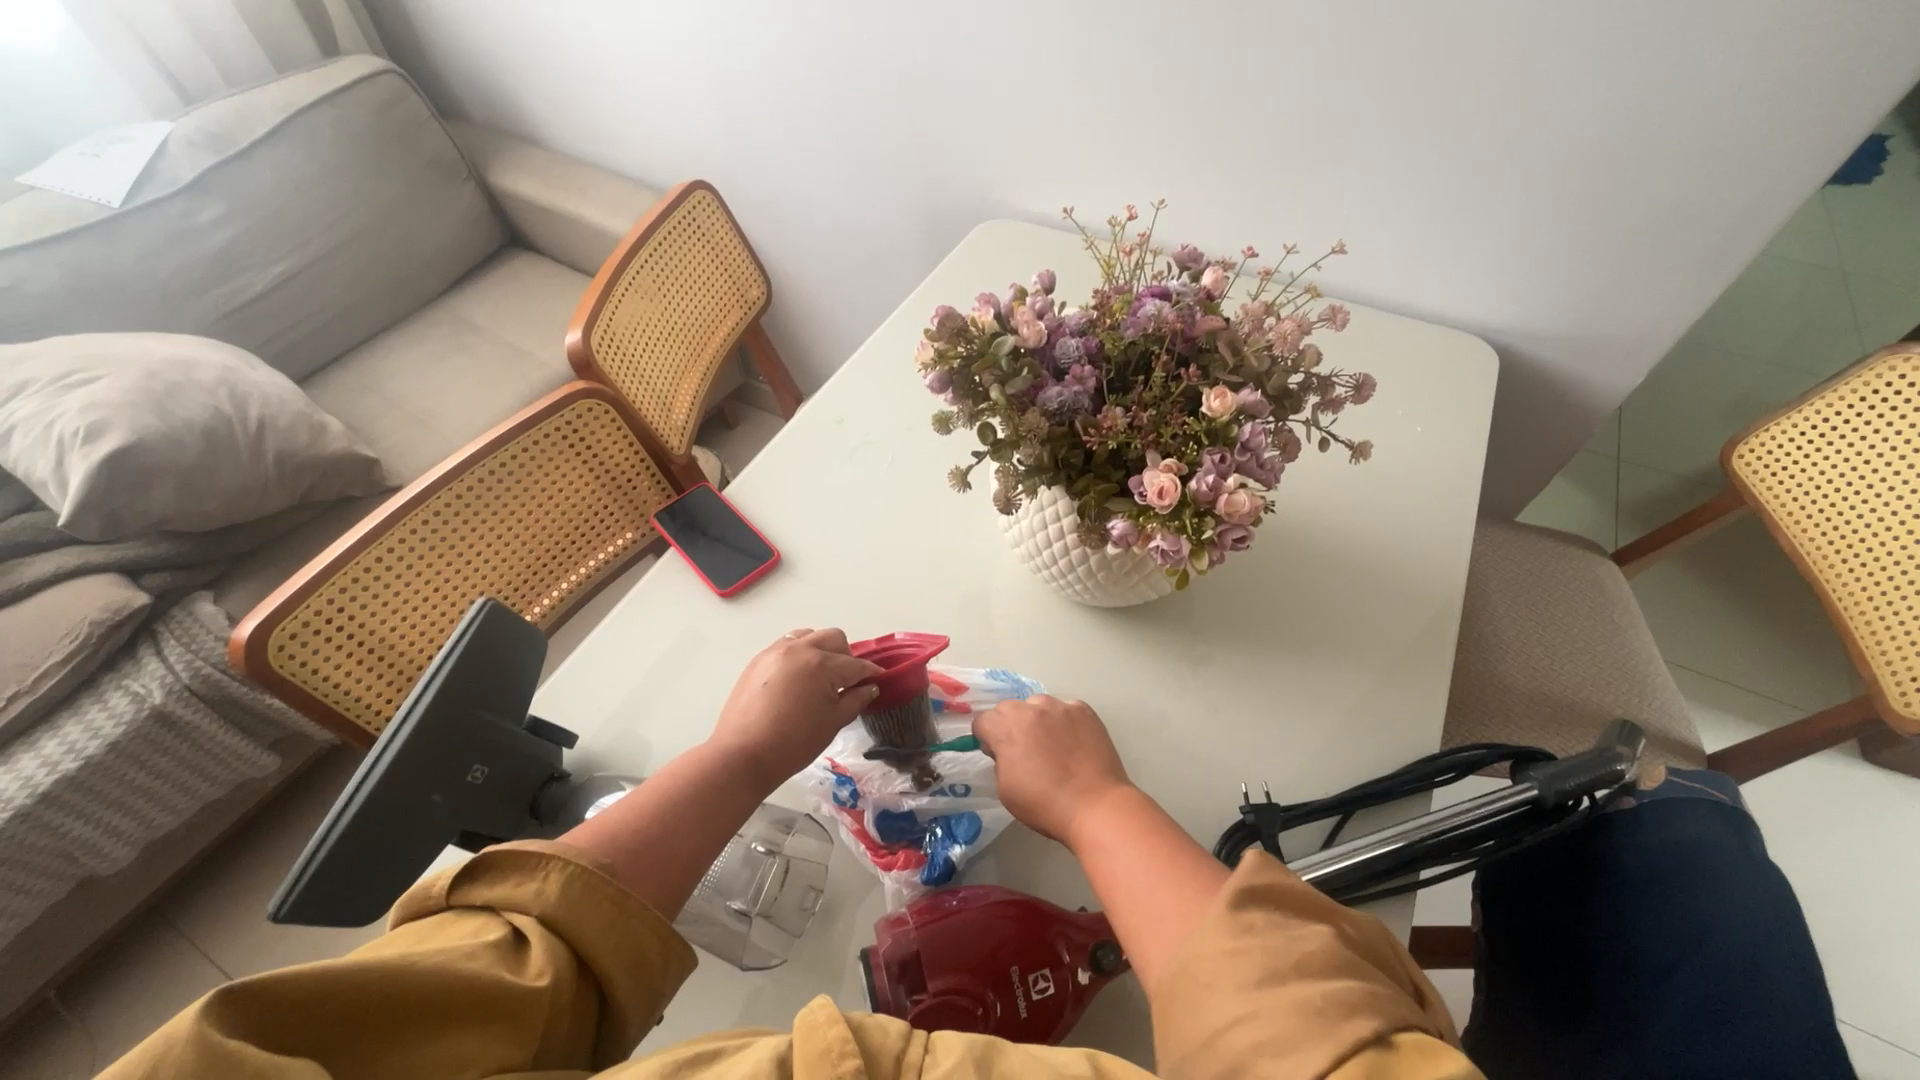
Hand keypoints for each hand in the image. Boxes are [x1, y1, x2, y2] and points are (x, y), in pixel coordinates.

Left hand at [708, 628, 882, 790]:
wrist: (743, 754)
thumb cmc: (794, 743)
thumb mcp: (833, 723)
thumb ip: (855, 700)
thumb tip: (870, 687)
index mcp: (822, 665)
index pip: (855, 664)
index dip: (870, 673)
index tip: (878, 680)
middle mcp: (800, 649)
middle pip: (834, 638)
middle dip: (846, 656)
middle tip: (846, 680)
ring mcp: (776, 651)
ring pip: (809, 635)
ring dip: (821, 649)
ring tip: (820, 675)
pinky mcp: (759, 659)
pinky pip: (787, 645)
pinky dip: (799, 654)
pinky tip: (798, 678)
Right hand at [973, 695, 1134, 847]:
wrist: (1095, 806)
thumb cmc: (1044, 803)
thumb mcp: (1005, 789)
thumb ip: (999, 760)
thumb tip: (1005, 749)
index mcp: (1007, 728)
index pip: (984, 720)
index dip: (986, 737)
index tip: (996, 753)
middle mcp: (1032, 709)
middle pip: (1009, 708)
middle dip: (1010, 725)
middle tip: (1023, 750)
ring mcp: (1061, 707)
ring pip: (1039, 705)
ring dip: (1037, 720)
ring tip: (1051, 744)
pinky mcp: (1085, 711)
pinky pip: (1066, 710)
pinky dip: (1064, 721)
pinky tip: (1072, 743)